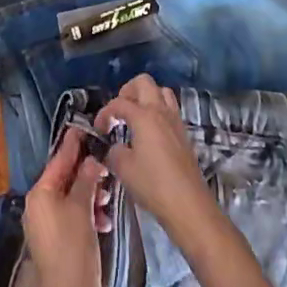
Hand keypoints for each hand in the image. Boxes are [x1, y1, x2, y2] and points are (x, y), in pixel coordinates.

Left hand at [22, 131, 112, 286]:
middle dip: (87, 173)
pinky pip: (74, 215)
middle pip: (65, 179)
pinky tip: (105, 220)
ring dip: (92, 195)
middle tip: (107, 166)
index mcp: (39, 194)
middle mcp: (39, 206)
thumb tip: (92, 160)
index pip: (58, 160)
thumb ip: (86, 179)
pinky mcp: (58, 240)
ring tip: (109, 197)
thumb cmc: (73, 248)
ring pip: (72, 197)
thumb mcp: (82, 208)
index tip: (84, 126)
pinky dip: (89, 213)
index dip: (73, 144)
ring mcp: (48, 224)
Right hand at [95, 76, 214, 234]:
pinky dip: (157, 111)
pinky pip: (170, 109)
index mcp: (144, 116)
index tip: (98, 129)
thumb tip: (116, 148)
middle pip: (144, 82)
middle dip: (127, 91)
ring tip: (134, 116)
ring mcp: (175, 121)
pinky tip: (149, 131)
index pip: (119, 102)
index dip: (105, 112)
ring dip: (146, 97)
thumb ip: (114, 152)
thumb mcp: (123, 169)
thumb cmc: (153, 184)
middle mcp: (161, 111)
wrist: (188, 204)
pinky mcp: (184, 134)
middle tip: (118, 110)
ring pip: (161, 92)